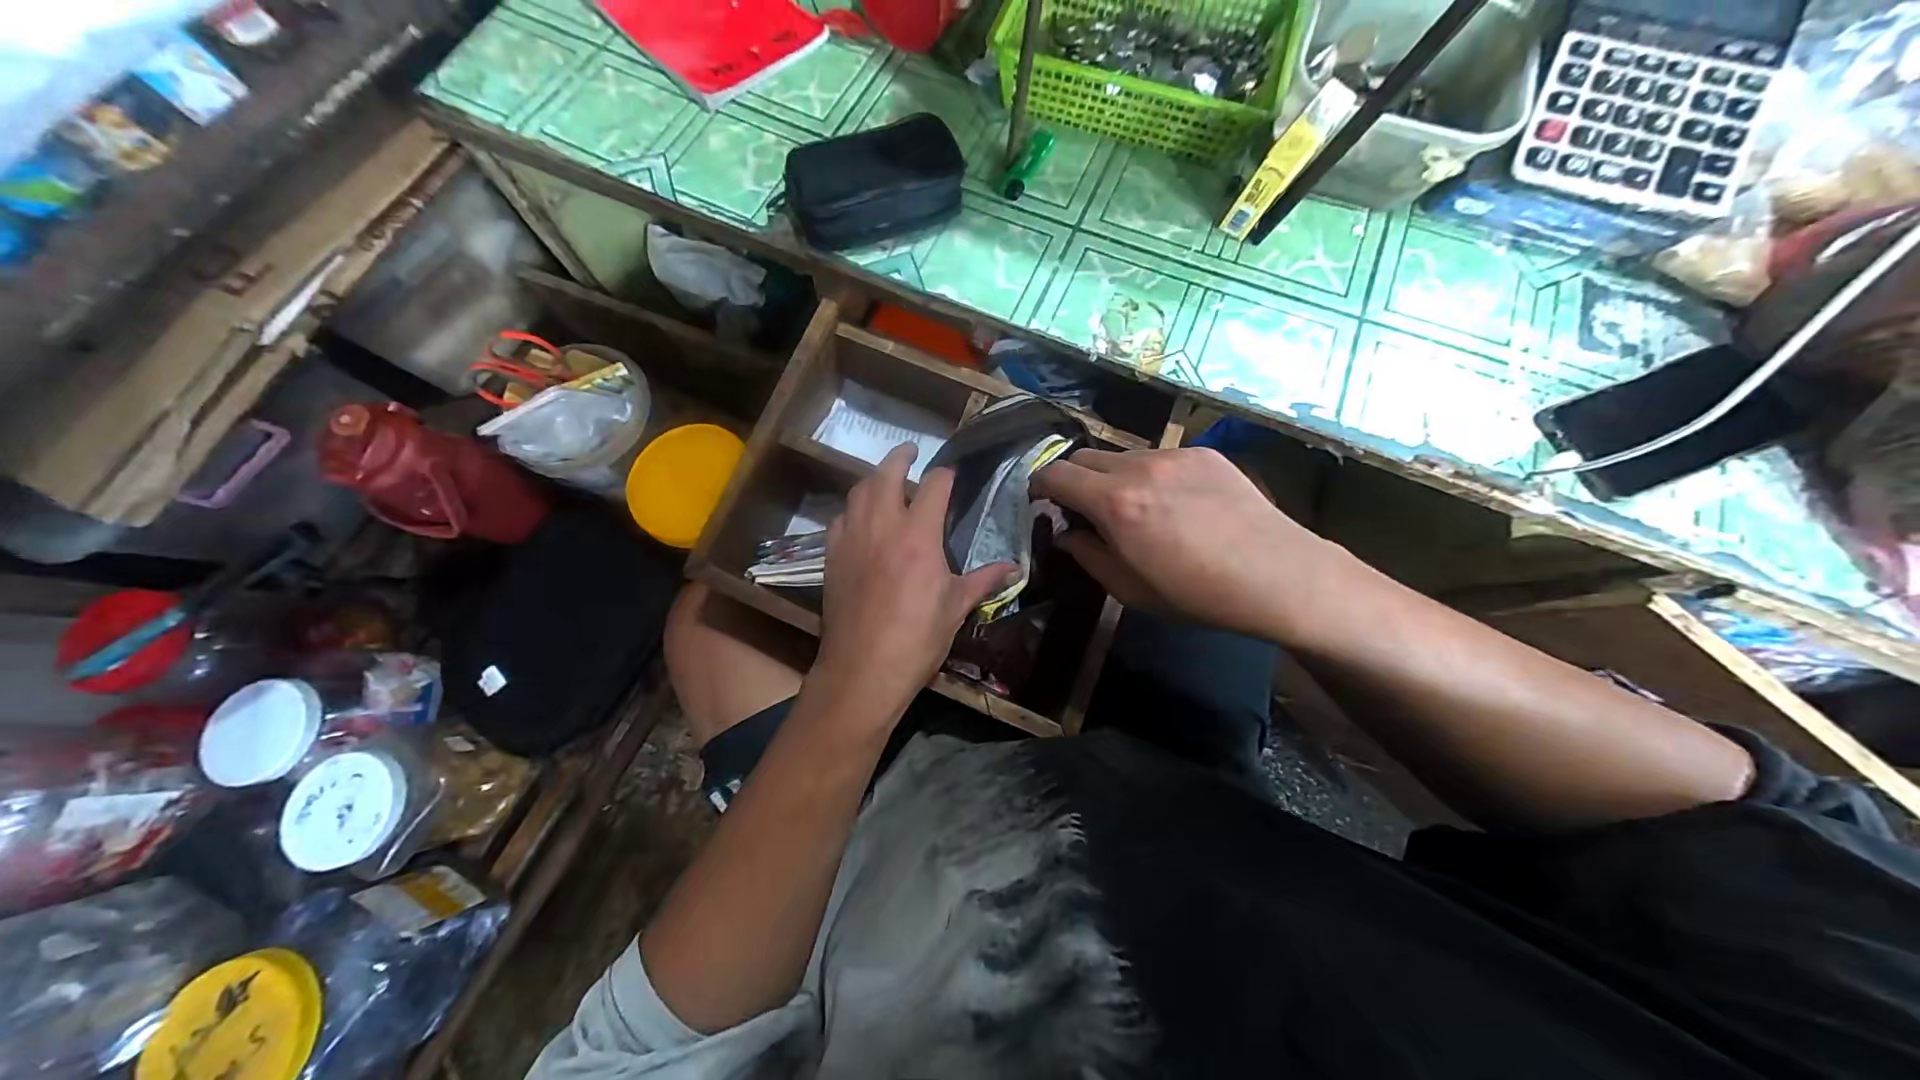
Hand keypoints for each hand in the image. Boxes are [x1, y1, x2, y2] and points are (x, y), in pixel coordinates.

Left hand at [814, 444, 1012, 721]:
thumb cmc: (916, 639)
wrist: (862, 669)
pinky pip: (839, 519)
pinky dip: (852, 509)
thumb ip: (983, 581)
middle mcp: (882, 526)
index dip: (946, 475)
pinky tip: (861, 520)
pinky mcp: (830, 557)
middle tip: (910, 452)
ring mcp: (851, 539)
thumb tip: (1013, 569)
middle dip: (900, 457)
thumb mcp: (956, 608)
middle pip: (886, 474)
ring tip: (886, 482)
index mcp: (918, 536)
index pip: (934, 485)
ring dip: (873, 479)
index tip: (953, 475)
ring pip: (858, 492)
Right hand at [1032, 447, 1343, 640]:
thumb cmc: (1197, 594)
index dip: (1040, 486)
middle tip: (1084, 509)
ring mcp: (1175, 455)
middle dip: (1073, 479)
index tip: (1041, 503)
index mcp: (1115, 503)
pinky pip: (1160, 457)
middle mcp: (1140, 466)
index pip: (1055, 473)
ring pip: (1123, 456)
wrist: (1277, 575)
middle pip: (1084, 456)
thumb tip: (1066, 534)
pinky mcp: (1204, 453)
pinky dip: (1151, 475)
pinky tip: (1175, 504)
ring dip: (1112, 477)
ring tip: (1134, 508)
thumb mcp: (1129, 589)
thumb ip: (1087, 555)